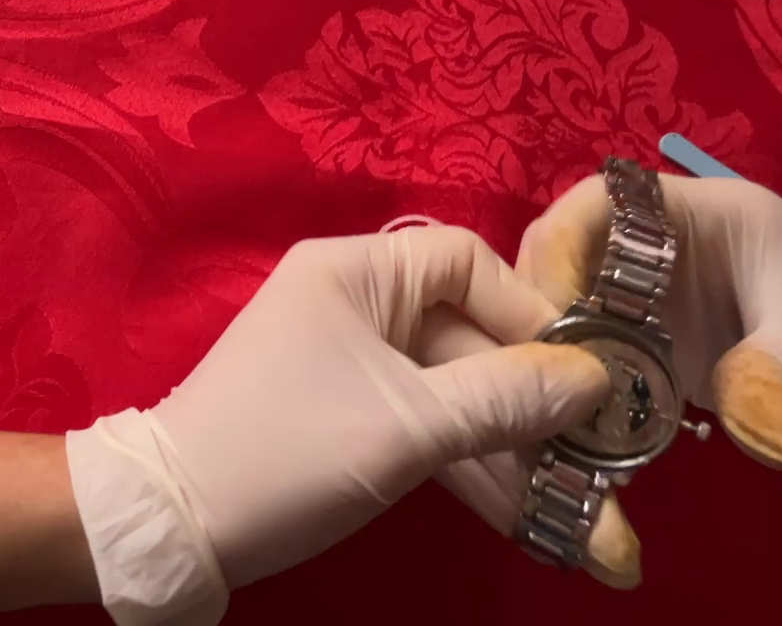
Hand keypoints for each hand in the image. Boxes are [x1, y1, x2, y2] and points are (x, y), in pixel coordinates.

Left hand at [64, 226, 608, 622]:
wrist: (178, 520)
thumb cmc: (289, 450)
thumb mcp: (406, 424)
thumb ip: (504, 397)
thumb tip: (592, 374)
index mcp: (355, 271)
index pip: (462, 260)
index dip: (526, 309)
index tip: (583, 373)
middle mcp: (354, 300)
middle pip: (465, 335)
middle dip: (532, 406)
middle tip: (604, 469)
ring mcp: (351, 357)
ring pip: (450, 390)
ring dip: (511, 450)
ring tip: (589, 521)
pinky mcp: (348, 408)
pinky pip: (422, 421)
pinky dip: (467, 464)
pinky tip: (531, 520)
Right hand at [517, 174, 781, 625]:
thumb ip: (770, 385)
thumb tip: (718, 413)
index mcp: (712, 215)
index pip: (604, 197)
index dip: (562, 238)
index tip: (544, 304)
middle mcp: (675, 242)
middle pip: (575, 240)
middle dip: (541, 285)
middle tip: (528, 347)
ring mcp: (666, 288)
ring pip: (577, 286)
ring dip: (552, 324)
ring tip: (540, 374)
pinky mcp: (665, 334)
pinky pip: (598, 331)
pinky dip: (576, 356)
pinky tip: (570, 393)